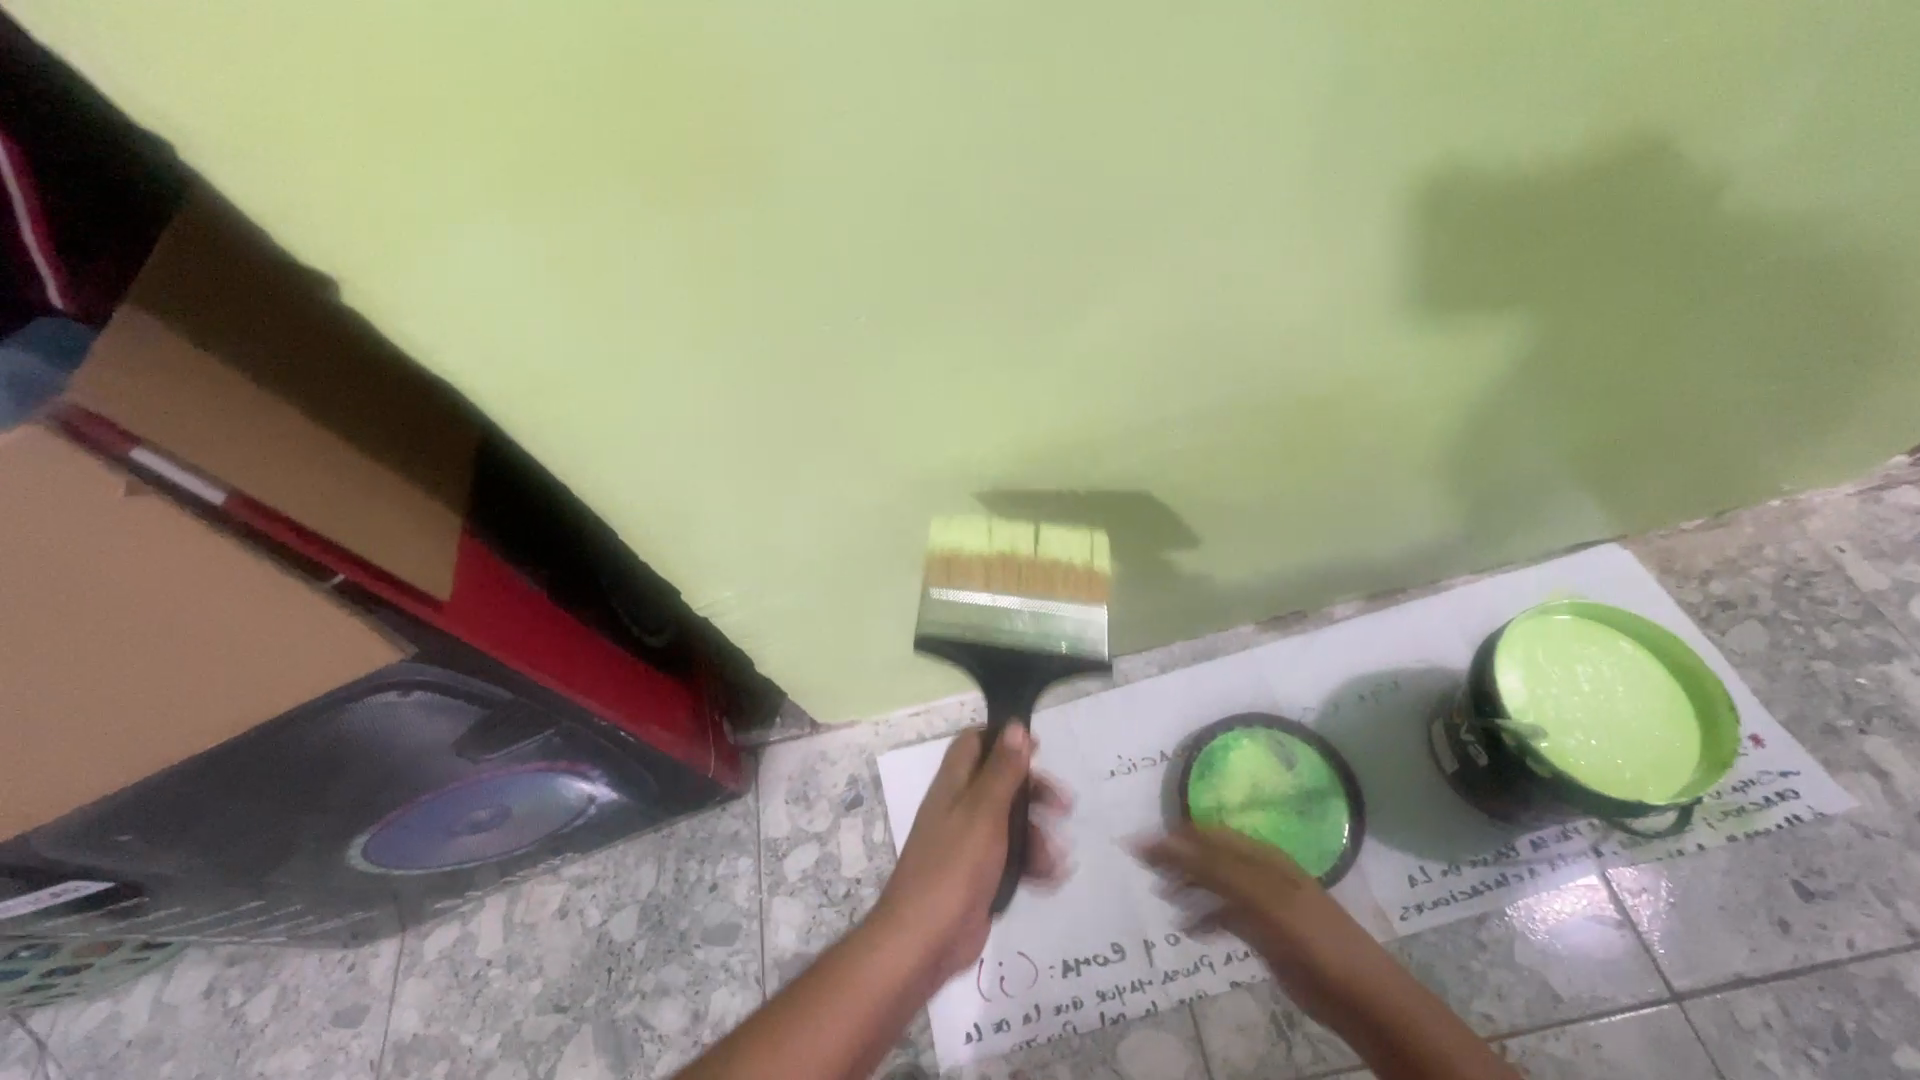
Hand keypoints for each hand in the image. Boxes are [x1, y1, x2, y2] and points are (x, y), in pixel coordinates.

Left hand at [871, 726, 1069, 981]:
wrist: (926, 940)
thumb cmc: (953, 867)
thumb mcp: (983, 812)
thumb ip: (1002, 771)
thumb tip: (1014, 725)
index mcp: (953, 786)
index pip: (974, 744)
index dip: (1004, 739)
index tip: (1038, 748)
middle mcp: (959, 809)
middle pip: (1001, 784)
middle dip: (1035, 793)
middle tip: (1064, 806)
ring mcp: (969, 845)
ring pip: (1012, 824)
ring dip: (1039, 835)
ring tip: (1057, 858)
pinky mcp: (980, 876)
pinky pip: (1012, 859)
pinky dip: (1032, 863)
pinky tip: (1050, 878)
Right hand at [1137, 825, 1397, 1022]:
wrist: (1359, 995)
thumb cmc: (1309, 939)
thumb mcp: (1259, 898)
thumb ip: (1214, 869)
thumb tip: (1167, 839)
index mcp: (1261, 857)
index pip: (1207, 834)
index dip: (1173, 835)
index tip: (1137, 844)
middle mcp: (1260, 873)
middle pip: (1209, 856)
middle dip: (1176, 859)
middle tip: (1142, 869)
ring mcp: (1264, 904)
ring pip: (1215, 884)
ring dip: (1187, 886)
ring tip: (1161, 896)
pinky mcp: (1265, 933)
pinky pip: (1225, 914)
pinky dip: (1203, 916)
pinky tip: (1188, 929)